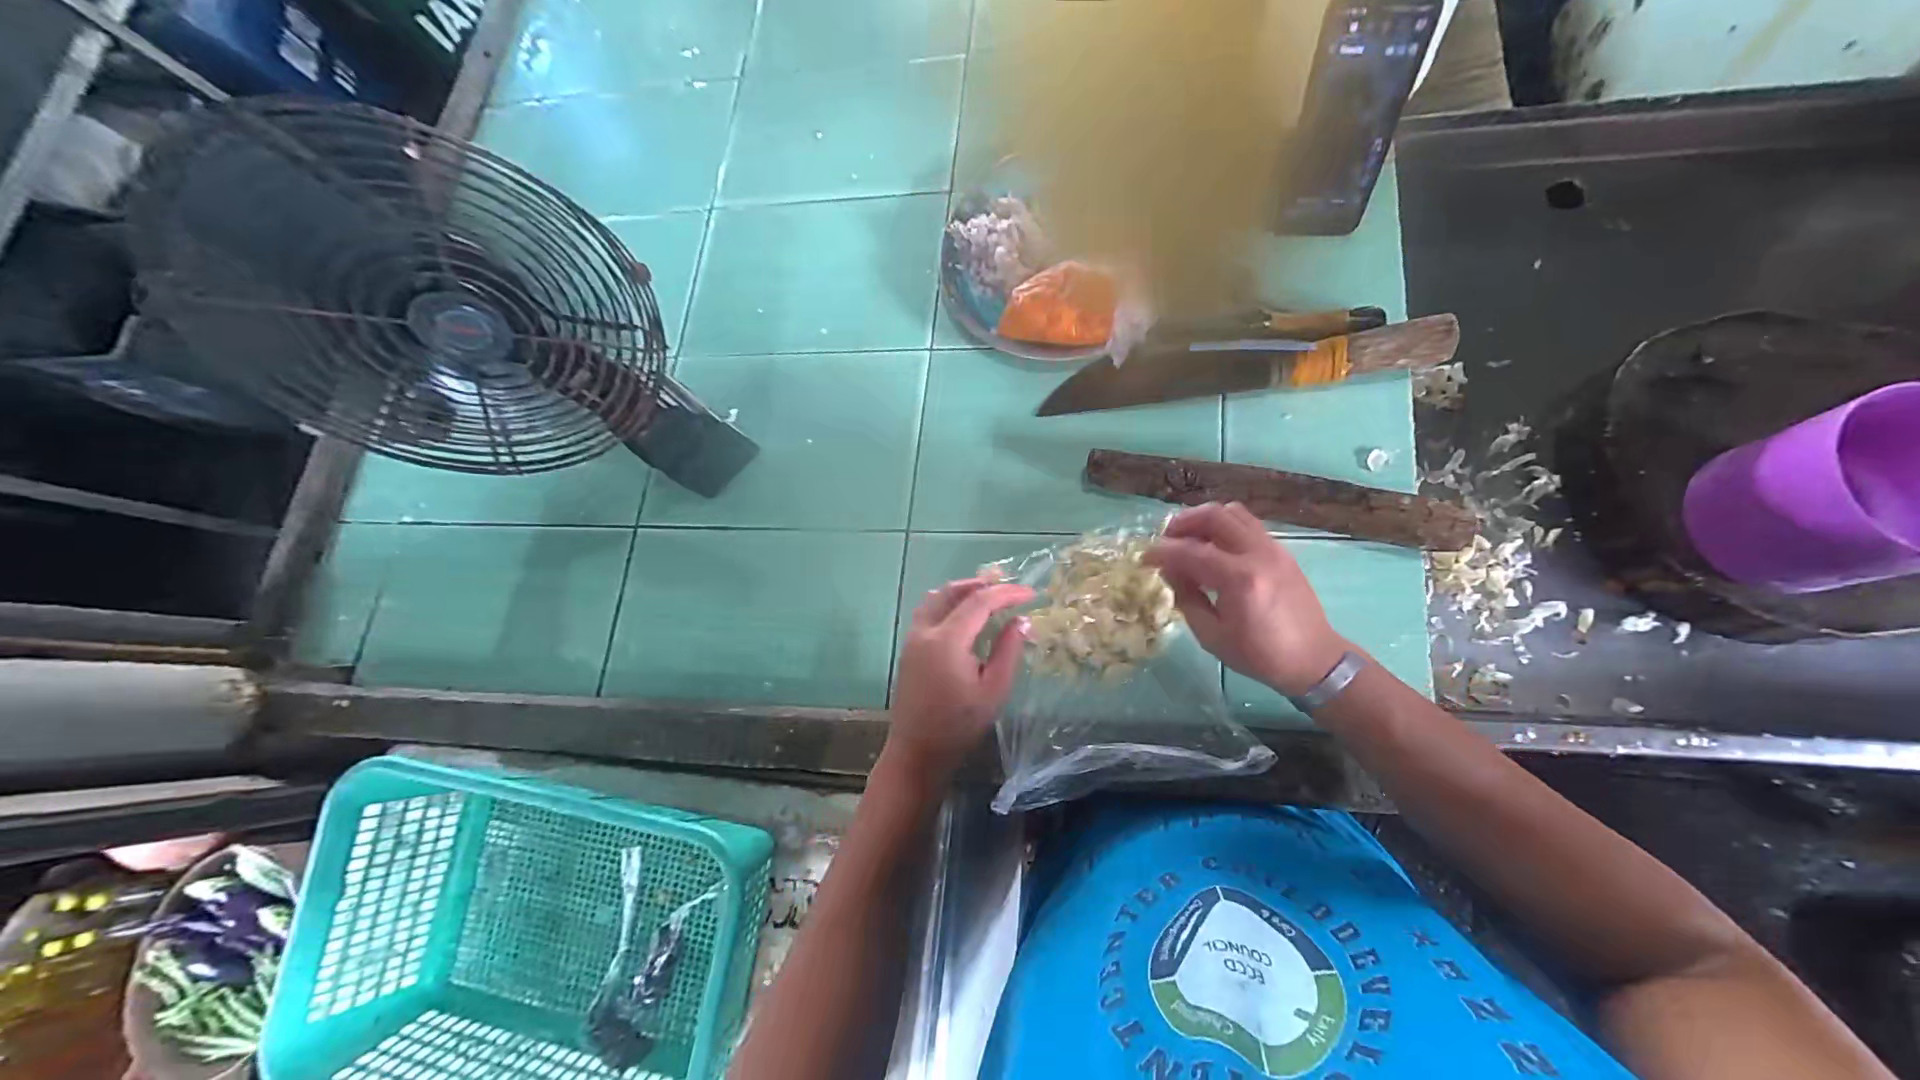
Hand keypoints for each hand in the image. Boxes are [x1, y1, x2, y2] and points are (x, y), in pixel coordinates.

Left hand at [888, 577, 1034, 780]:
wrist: (917, 751)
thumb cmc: (959, 725)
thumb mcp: (993, 690)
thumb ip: (1008, 651)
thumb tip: (1021, 621)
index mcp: (947, 640)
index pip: (979, 602)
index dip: (1007, 593)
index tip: (1031, 594)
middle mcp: (925, 631)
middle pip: (953, 592)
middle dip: (982, 584)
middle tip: (1008, 584)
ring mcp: (912, 638)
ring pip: (936, 598)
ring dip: (962, 590)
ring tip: (987, 592)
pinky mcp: (909, 648)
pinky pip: (928, 610)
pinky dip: (948, 602)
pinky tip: (964, 612)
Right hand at [1145, 502, 1348, 695]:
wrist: (1314, 659)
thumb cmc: (1259, 655)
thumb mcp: (1211, 635)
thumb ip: (1187, 597)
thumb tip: (1170, 571)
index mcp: (1239, 579)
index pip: (1190, 551)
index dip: (1161, 552)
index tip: (1144, 558)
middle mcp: (1257, 554)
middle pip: (1214, 516)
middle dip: (1182, 523)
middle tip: (1165, 540)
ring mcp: (1273, 548)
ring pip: (1233, 512)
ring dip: (1204, 520)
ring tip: (1188, 539)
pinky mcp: (1281, 551)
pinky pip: (1247, 524)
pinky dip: (1224, 527)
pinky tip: (1213, 547)